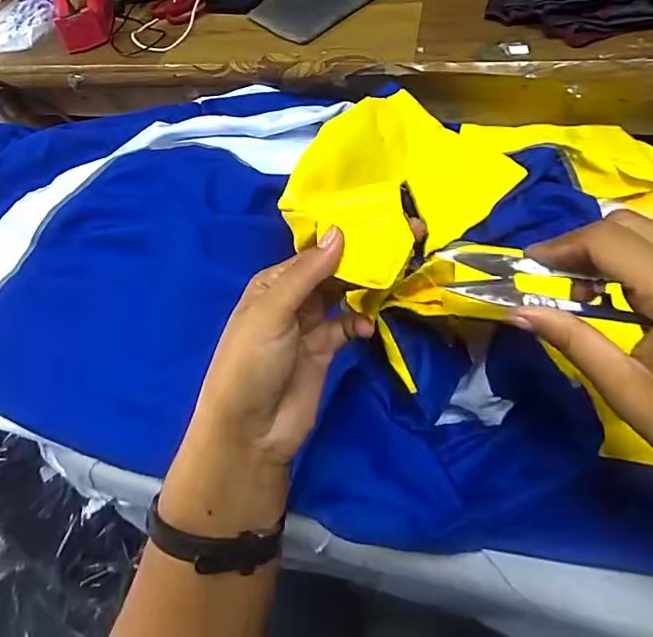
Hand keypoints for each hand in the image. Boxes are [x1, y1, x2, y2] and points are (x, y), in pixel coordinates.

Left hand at [160, 228, 370, 536]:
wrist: (250, 431)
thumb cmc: (251, 360)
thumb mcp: (273, 311)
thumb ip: (307, 273)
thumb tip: (339, 231)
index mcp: (273, 281)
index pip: (313, 252)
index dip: (343, 238)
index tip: (380, 221)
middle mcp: (293, 298)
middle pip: (331, 271)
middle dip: (361, 259)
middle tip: (401, 242)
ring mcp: (310, 324)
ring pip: (343, 296)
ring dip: (366, 287)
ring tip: (396, 276)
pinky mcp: (325, 350)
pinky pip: (348, 326)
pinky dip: (361, 321)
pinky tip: (368, 324)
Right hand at [511, 212, 652, 540]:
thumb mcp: (632, 395)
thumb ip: (572, 340)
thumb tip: (518, 311)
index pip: (610, 240)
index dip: (562, 246)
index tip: (531, 265)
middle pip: (634, 225)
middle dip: (588, 245)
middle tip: (564, 282)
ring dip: (623, 256)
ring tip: (606, 300)